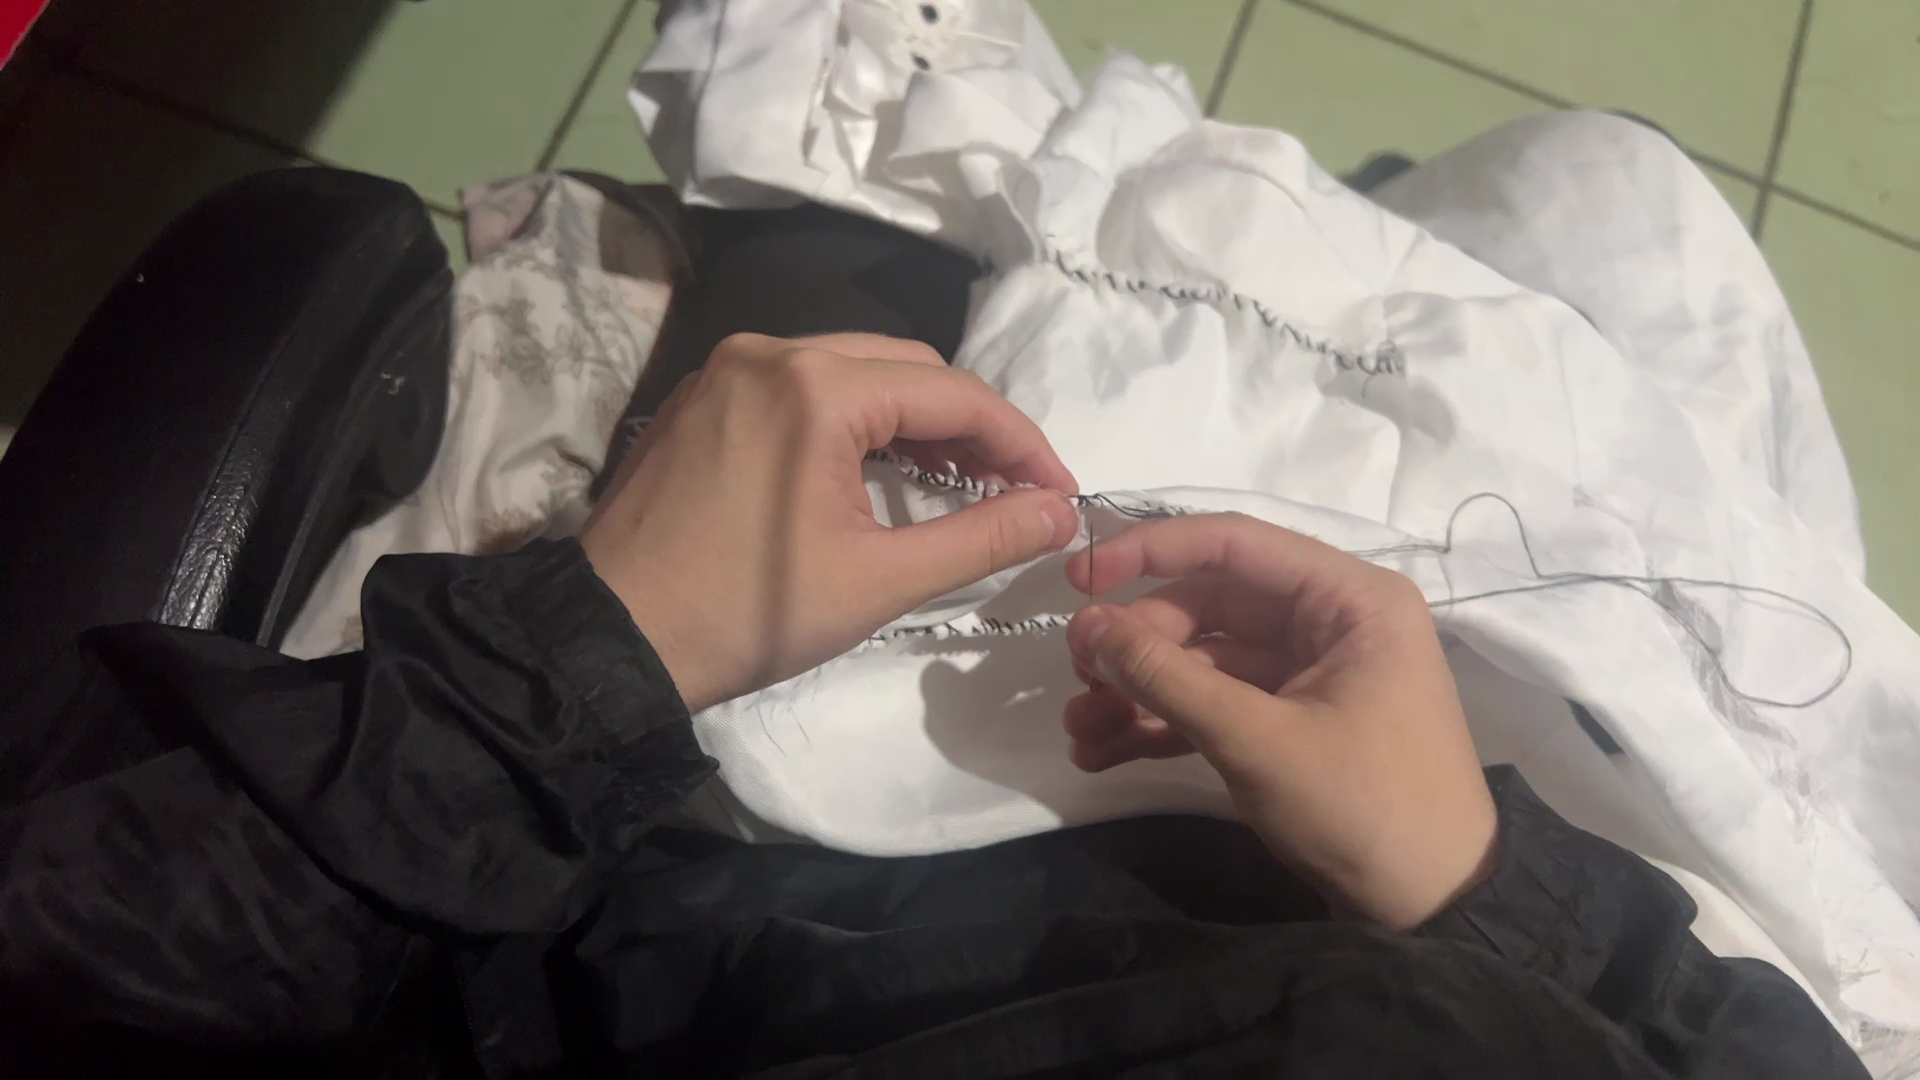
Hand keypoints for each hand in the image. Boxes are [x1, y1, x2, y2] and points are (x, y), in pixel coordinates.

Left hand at [582, 333, 1078, 712]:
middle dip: (973, 428)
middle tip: (1014, 488)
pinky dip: (862, 423)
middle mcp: (773, 350)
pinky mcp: (710, 393)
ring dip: (919, 423)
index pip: (953, 395)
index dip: (1020, 442)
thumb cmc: (750, 615)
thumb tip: (1059, 512)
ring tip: (962, 480)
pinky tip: (885, 467)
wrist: (612, 642)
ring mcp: (733, 367)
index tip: (1059, 491)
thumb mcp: (879, 581)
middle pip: (909, 370)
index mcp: (816, 387)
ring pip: (859, 373)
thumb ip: (982, 538)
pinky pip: (810, 388)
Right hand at [1062, 513, 1495, 928]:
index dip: (1148, 550)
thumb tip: (1082, 626)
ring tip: (1080, 728)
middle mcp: (1322, 619)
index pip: (1231, 544)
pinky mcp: (1281, 713)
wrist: (1435, 917)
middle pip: (1203, 606)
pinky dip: (1158, 721)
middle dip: (1135, 645)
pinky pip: (1208, 699)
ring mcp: (1299, 669)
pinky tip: (1103, 751)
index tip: (1080, 577)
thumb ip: (1164, 677)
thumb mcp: (1256, 740)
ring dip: (1136, 690)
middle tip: (1078, 677)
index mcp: (1345, 598)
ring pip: (1197, 656)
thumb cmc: (1365, 809)